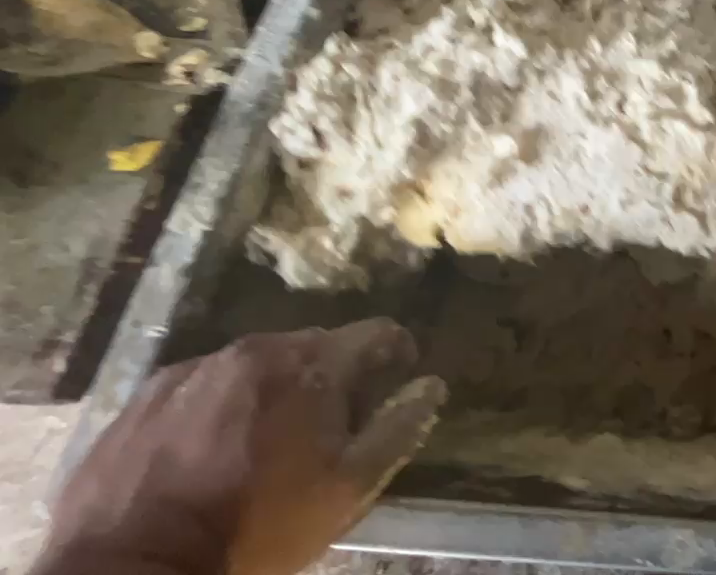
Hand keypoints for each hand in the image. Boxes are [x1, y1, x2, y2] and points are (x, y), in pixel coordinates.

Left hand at [31, 319, 446, 574]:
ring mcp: (187, 373)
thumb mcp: (347, 489)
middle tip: (330, 425)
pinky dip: (220, 407)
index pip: (378, 332)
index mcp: (308, 363)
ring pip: (256, 366)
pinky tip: (213, 451)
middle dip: (332, 375)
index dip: (396, 356)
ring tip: (268, 440)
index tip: (394, 386)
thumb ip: (399, 428)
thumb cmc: (252, 530)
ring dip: (275, 389)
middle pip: (315, 346)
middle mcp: (251, 351)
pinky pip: (202, 388)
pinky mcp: (137, 404)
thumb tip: (430, 386)